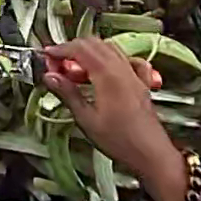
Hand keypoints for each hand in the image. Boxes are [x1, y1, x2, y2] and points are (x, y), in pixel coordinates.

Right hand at [43, 39, 188, 200]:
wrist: (153, 156)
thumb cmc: (120, 142)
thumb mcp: (86, 119)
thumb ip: (68, 93)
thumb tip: (51, 77)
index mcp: (107, 75)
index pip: (79, 49)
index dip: (60, 50)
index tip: (47, 56)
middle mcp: (122, 69)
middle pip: (94, 44)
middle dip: (72, 49)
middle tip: (58, 64)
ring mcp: (134, 74)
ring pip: (109, 48)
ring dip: (90, 52)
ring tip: (76, 69)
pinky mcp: (142, 82)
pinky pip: (127, 60)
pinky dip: (113, 58)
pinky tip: (107, 69)